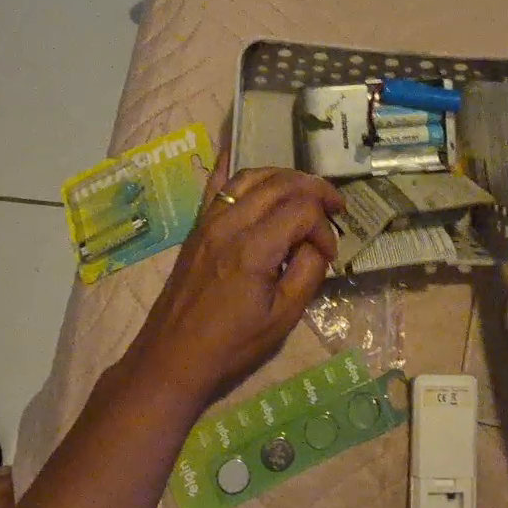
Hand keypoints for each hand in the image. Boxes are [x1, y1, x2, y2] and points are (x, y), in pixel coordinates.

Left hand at [124, 147, 343, 402]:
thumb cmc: (231, 346)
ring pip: (251, 176)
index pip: (302, 211)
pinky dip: (232, 165)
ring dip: (283, 177)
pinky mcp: (196, 227)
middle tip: (335, 207)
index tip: (329, 254)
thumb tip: (318, 245)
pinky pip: (215, 185)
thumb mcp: (282, 318)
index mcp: (253, 249)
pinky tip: (238, 148)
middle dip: (313, 189)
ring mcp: (208, 222)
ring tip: (304, 192)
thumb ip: (307, 273)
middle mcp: (229, 224)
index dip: (325, 227)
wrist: (171, 359)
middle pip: (280, 183)